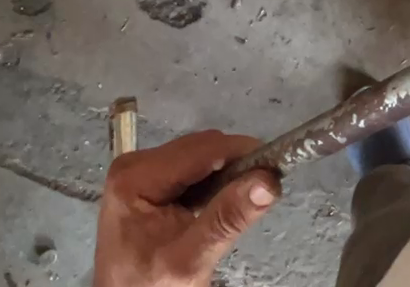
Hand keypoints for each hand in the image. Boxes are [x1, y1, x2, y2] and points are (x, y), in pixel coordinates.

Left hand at [92, 131, 279, 286]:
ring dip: (225, 172)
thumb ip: (226, 220)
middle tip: (261, 189)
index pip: (203, 149)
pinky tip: (219, 203)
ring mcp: (140, 170)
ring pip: (201, 154)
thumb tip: (268, 181)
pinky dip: (212, 180)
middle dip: (234, 164)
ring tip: (241, 200)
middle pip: (202, 148)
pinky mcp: (148, 179)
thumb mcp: (189, 262)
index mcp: (136, 177)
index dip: (242, 153)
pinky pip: (192, 167)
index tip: (274, 169)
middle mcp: (135, 163)